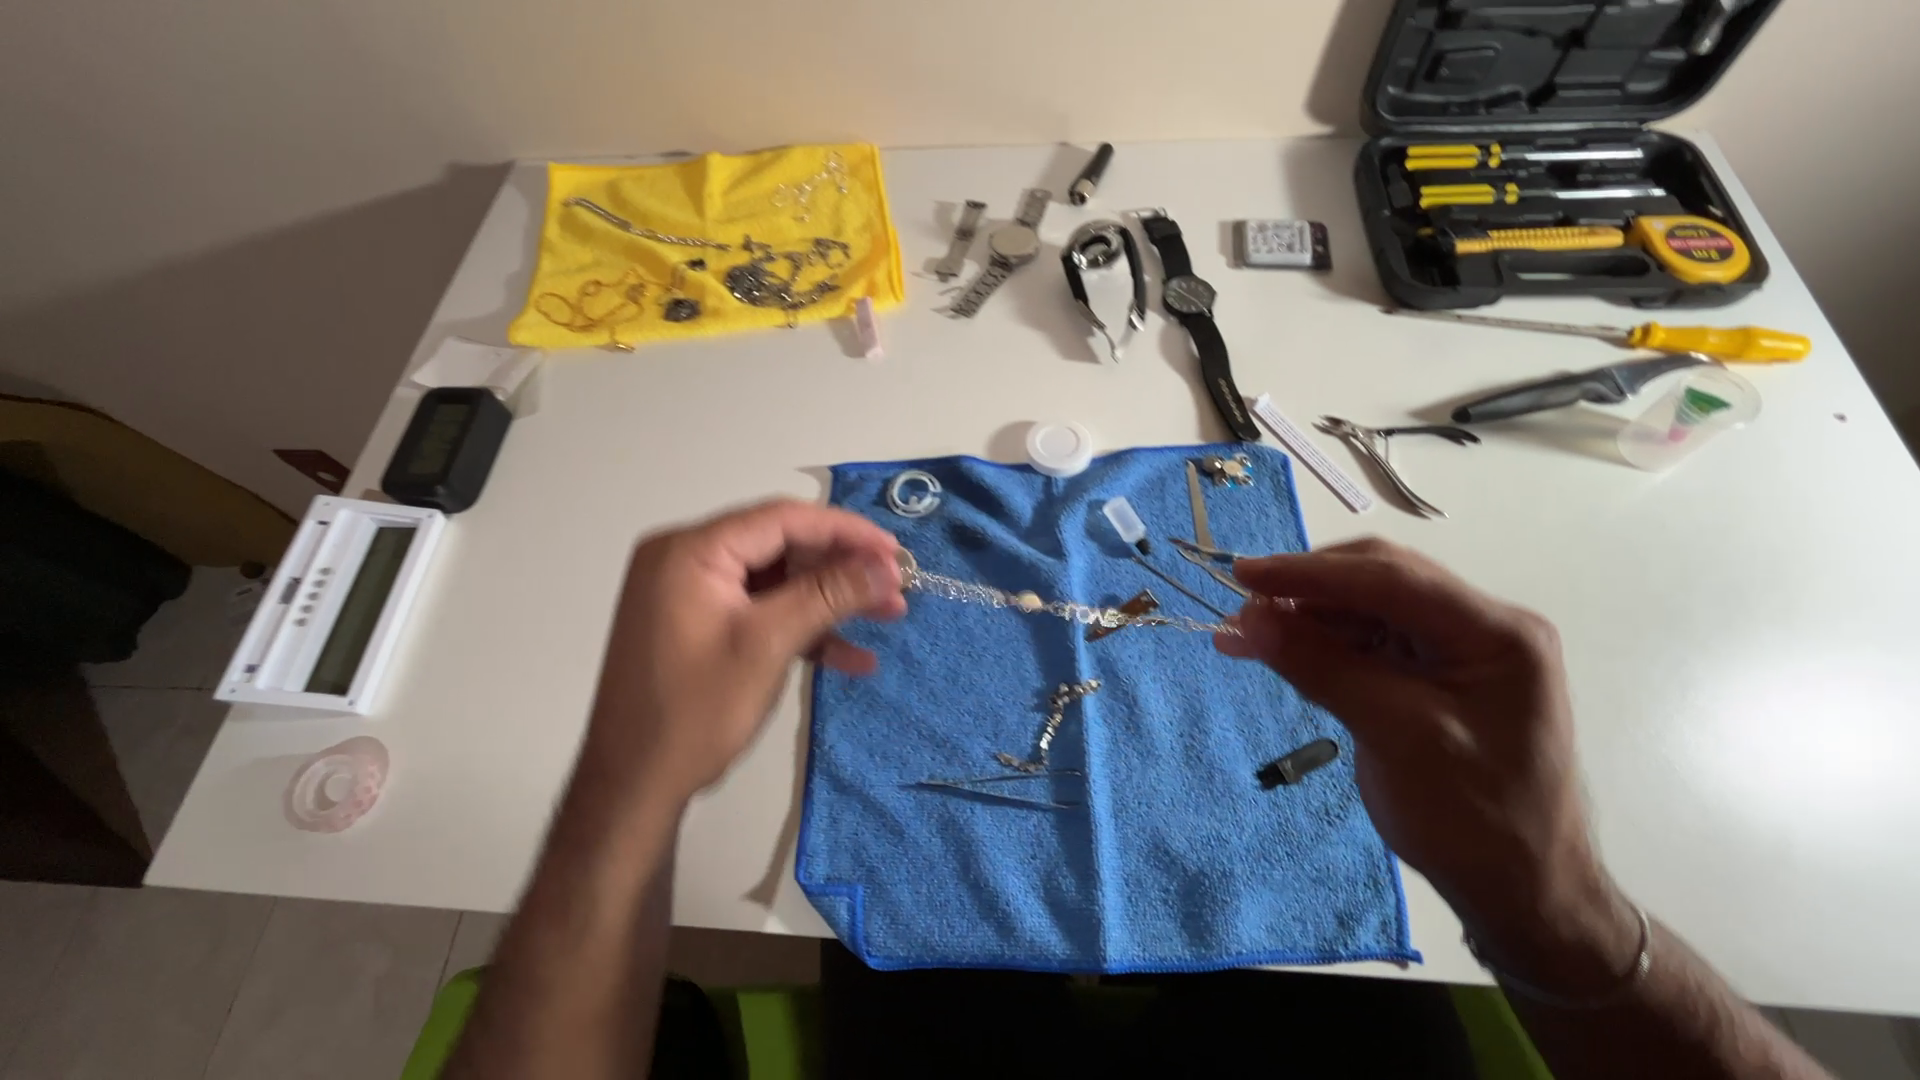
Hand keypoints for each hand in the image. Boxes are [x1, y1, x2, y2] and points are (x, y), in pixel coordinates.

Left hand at [581, 499, 903, 804]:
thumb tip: (888, 565)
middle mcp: (687, 560)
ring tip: (889, 616)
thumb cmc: (696, 711)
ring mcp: (692, 595)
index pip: (781, 519)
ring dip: (831, 601)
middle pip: (782, 547)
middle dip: (843, 569)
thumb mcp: (768, 644)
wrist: (634, 786)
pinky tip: (851, 658)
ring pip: (778, 582)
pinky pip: (761, 612)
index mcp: (691, 551)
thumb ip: (829, 594)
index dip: (845, 531)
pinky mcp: (701, 626)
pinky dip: (803, 628)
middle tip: (896, 587)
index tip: (895, 552)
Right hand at [1215, 538, 1637, 988]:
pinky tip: (1274, 650)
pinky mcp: (1428, 675)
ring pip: (1365, 609)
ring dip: (1304, 616)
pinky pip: (1364, 642)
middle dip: (1307, 589)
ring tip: (1243, 632)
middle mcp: (1480, 626)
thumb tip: (1247, 617)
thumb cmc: (1471, 817)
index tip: (1242, 574)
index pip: (1390, 578)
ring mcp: (1454, 650)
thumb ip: (1320, 667)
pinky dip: (1316, 644)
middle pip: (1379, 581)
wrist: (1520, 892)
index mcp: (1495, 631)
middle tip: (1241, 604)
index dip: (1310, 572)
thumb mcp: (1394, 735)